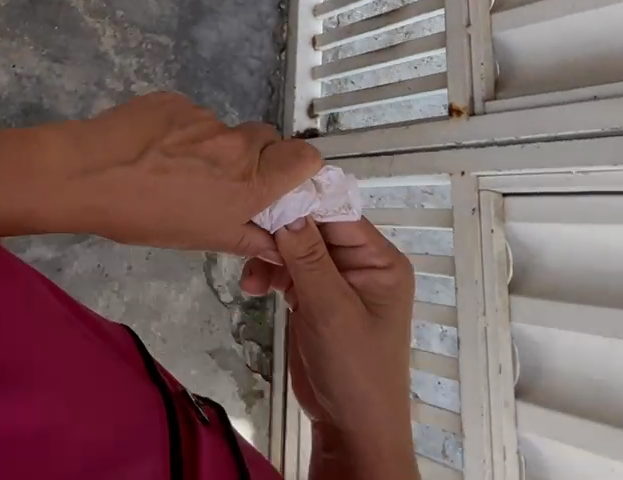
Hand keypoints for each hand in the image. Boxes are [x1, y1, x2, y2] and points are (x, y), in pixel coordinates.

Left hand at [48, 91, 322, 260]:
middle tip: (220, 177)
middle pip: (264, 138)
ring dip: (209, 144)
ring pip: (221, 127)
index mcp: (250, 182)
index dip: (298, 166)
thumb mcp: (202, 238)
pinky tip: (150, 147)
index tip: (279, 178)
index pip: (305, 157)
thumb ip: (249, 235)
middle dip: (253, 155)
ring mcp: (202, 116)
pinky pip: (188, 114)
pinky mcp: (172, 99)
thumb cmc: (145, 215)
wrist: (88, 173)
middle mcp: (234, 143)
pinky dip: (178, 128)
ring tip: (170, 165)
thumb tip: (277, 238)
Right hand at [242, 218, 416, 479]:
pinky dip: (267, 273)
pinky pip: (285, 268)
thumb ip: (307, 256)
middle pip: (310, 226)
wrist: (351, 430)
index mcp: (379, 260)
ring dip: (267, 256)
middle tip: (244, 232)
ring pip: (291, 245)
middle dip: (277, 231)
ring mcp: (334, 279)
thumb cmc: (355, 370)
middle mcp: (358, 263)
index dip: (300, 199)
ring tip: (250, 276)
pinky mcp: (313, 295)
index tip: (260, 191)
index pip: (336, 212)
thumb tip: (286, 205)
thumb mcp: (331, 310)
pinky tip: (252, 288)